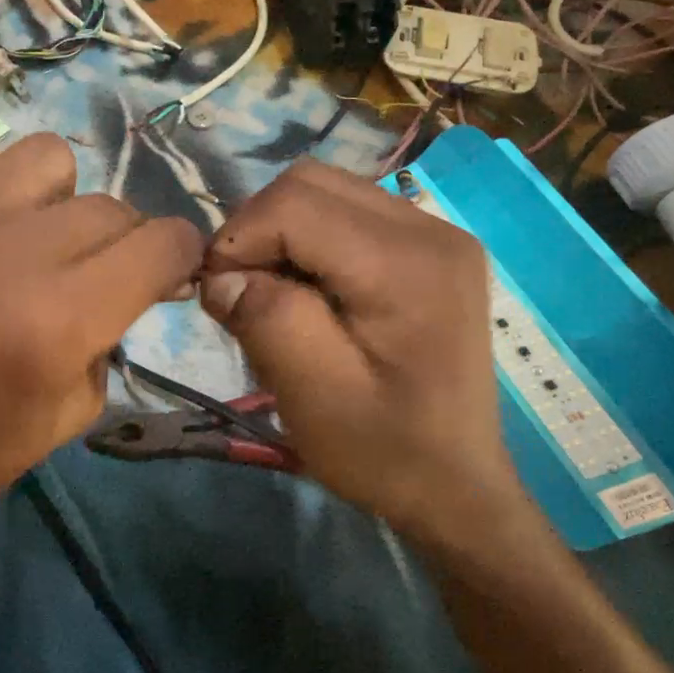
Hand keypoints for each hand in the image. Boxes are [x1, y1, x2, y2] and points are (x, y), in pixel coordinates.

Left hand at [0, 132, 200, 530]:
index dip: (180, 255)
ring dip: (61, 197)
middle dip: (124, 240)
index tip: (169, 271)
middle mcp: (5, 259)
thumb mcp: (77, 409)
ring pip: (46, 156)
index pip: (158, 245)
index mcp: (57, 323)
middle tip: (99, 273)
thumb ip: (115, 328)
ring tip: (37, 237)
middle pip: (108, 206)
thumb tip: (136, 274)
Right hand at [199, 162, 518, 537]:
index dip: (238, 239)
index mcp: (407, 264)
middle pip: (309, 183)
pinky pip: (346, 215)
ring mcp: (434, 234)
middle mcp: (429, 229)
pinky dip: (306, 242)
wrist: (455, 489)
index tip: (219, 297)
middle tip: (241, 295)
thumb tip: (221, 276)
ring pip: (324, 191)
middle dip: (256, 231)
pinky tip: (306, 294)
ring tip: (271, 296)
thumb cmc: (385, 452)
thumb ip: (267, 320)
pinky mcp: (428, 249)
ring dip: (278, 235)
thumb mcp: (315, 396)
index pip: (294, 203)